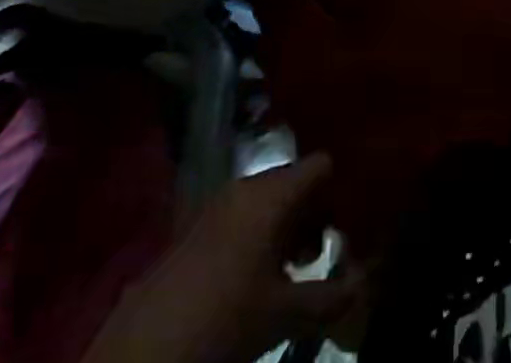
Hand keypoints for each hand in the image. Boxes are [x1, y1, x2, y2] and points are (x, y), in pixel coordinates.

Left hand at [88, 155, 364, 362]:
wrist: (146, 346)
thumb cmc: (227, 316)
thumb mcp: (287, 313)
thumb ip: (333, 295)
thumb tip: (364, 283)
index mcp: (271, 194)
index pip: (320, 165)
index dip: (342, 186)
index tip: (357, 214)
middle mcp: (245, 186)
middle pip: (295, 180)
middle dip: (318, 210)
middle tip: (332, 246)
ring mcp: (217, 202)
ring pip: (269, 198)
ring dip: (290, 224)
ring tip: (300, 265)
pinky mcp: (198, 223)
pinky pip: (245, 212)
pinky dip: (263, 231)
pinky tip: (265, 272)